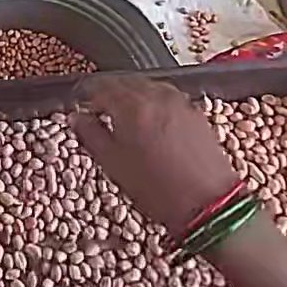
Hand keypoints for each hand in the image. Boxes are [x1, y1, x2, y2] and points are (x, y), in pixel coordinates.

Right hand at [67, 76, 239, 238]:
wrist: (210, 204)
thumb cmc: (157, 188)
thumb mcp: (112, 163)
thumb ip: (90, 134)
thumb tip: (77, 118)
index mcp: (129, 106)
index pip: (100, 87)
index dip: (86, 95)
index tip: (81, 105)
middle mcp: (154, 96)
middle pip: (123, 82)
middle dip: (107, 92)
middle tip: (98, 109)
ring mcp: (178, 102)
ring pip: (146, 85)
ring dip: (130, 94)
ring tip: (123, 114)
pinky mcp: (194, 111)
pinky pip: (165, 95)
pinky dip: (151, 100)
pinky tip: (148, 119)